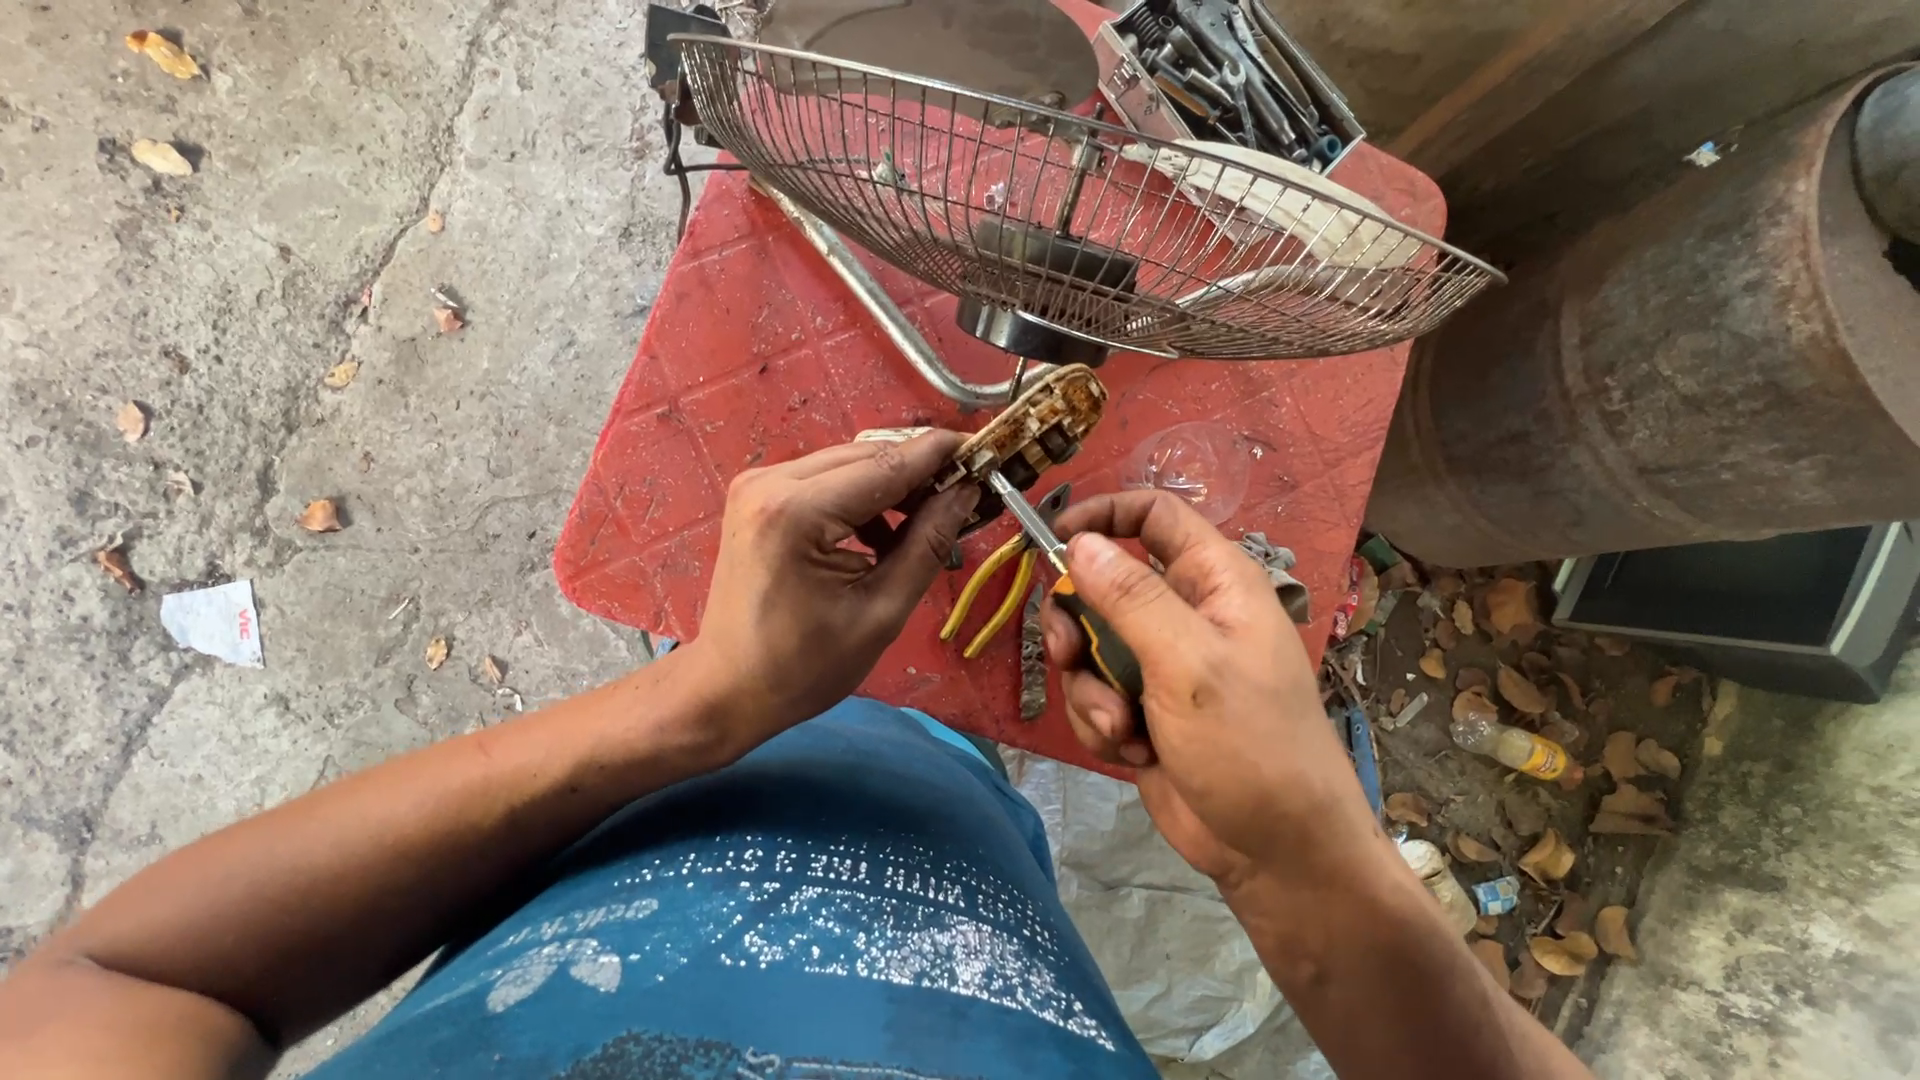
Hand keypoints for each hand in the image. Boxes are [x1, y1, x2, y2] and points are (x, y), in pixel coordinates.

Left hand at [681, 432, 977, 753]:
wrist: (729, 688)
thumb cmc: (804, 667)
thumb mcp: (881, 611)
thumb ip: (928, 544)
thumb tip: (966, 492)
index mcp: (797, 511)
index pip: (888, 464)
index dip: (942, 454)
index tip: (986, 450)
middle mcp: (771, 481)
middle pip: (867, 456)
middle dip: (921, 473)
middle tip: (967, 496)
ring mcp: (758, 484)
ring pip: (848, 464)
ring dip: (892, 487)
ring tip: (928, 524)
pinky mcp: (758, 496)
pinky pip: (825, 480)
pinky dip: (861, 499)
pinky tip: (883, 536)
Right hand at [1041, 491, 1378, 893]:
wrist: (1276, 852)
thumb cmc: (1250, 746)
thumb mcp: (1188, 664)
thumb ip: (1131, 599)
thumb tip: (1080, 542)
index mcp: (1214, 582)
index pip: (1153, 516)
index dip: (1102, 516)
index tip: (1054, 541)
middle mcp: (1185, 615)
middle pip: (1103, 585)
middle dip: (1077, 624)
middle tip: (1068, 654)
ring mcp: (1161, 664)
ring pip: (1089, 646)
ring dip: (1090, 688)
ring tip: (1120, 726)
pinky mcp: (1142, 709)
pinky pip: (1093, 693)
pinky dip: (1100, 722)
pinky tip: (1130, 751)